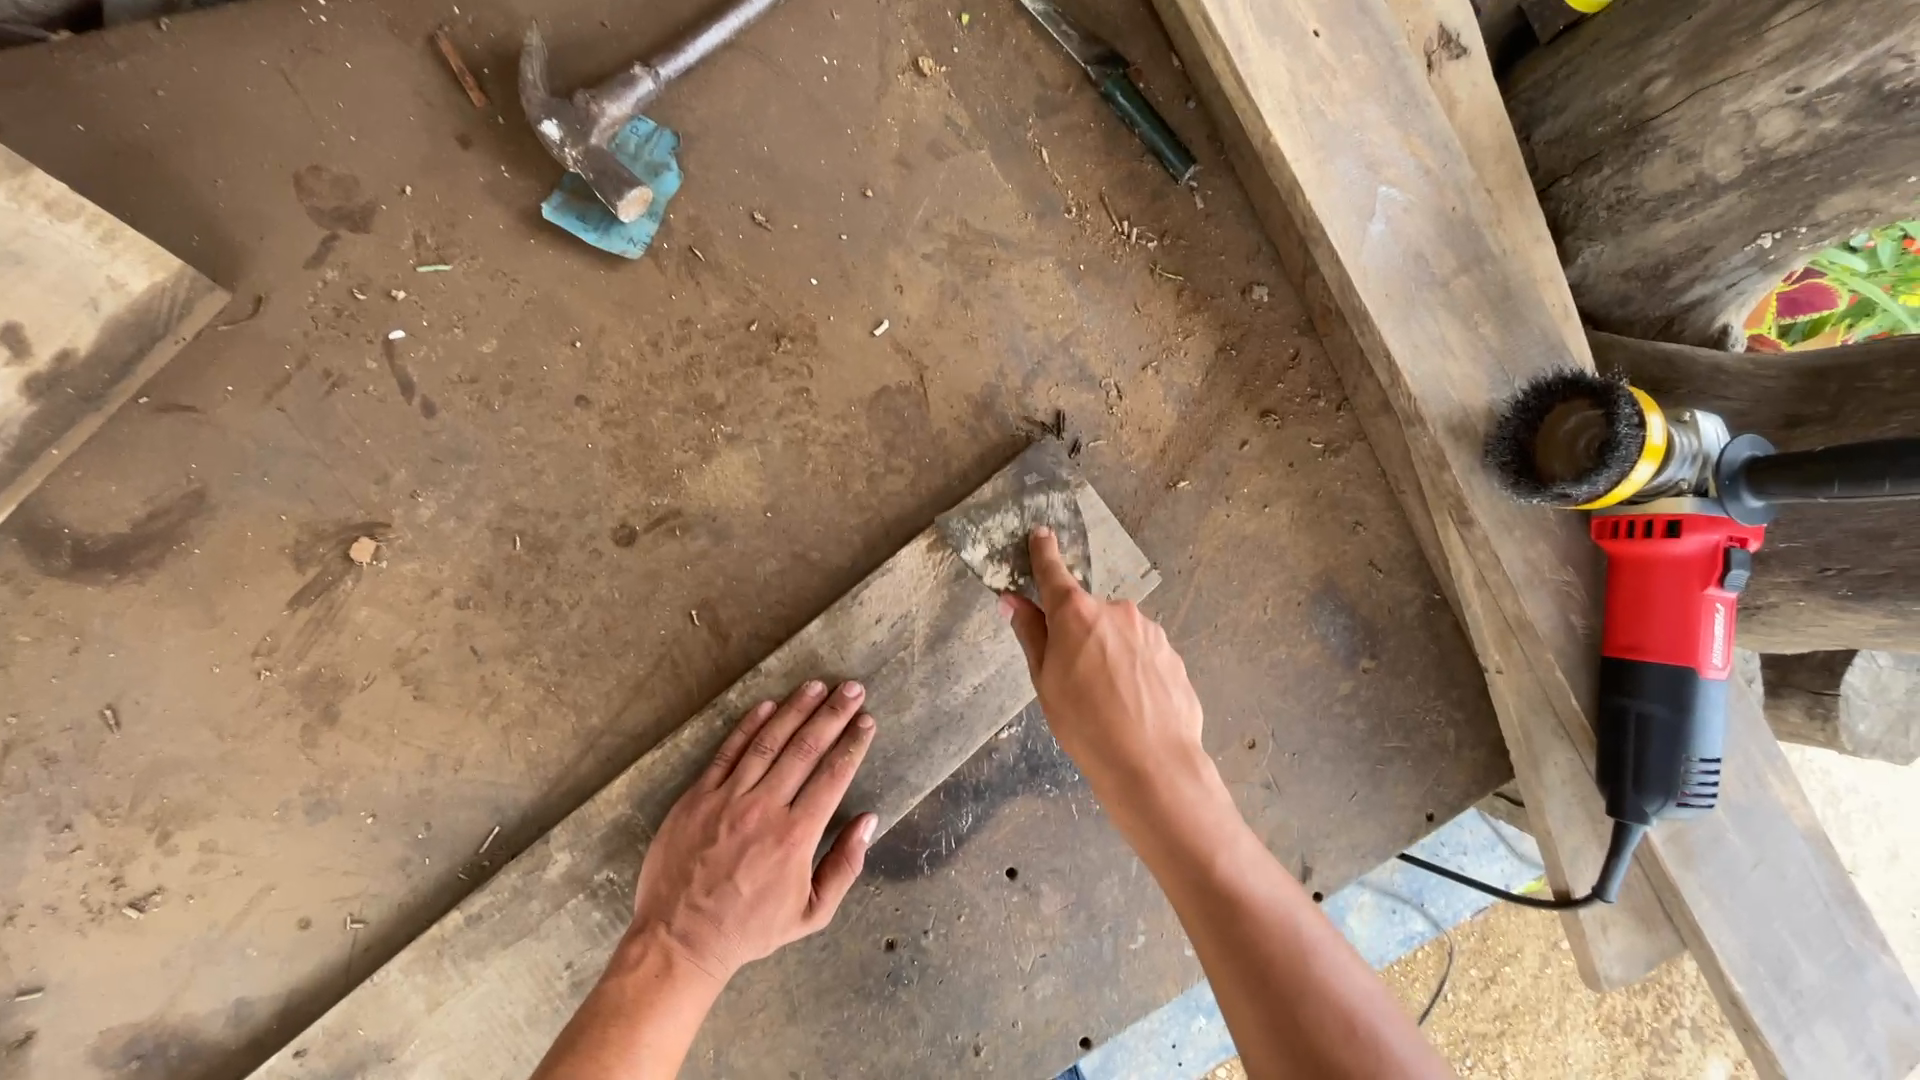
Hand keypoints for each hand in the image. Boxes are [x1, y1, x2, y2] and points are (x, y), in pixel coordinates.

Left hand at [630, 680, 878, 982]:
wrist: (680, 940)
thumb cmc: (750, 929)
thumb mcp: (811, 914)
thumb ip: (845, 866)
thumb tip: (868, 821)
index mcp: (795, 836)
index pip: (833, 775)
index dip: (853, 744)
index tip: (867, 720)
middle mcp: (764, 809)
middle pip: (806, 749)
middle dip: (833, 714)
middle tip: (852, 689)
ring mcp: (727, 799)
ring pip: (768, 742)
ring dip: (795, 710)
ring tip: (816, 686)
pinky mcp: (696, 797)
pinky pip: (727, 753)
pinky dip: (749, 726)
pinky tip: (768, 705)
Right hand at [1001, 527, 1211, 803]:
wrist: (1153, 763)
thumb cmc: (1085, 724)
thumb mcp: (1044, 681)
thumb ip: (1031, 634)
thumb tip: (1013, 600)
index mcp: (1076, 613)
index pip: (1053, 571)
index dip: (1043, 552)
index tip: (1040, 535)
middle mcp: (1116, 610)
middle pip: (1087, 612)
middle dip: (1079, 633)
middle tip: (1073, 676)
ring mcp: (1149, 631)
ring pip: (1117, 634)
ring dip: (1109, 653)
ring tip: (1107, 699)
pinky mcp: (1172, 654)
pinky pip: (1142, 654)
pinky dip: (1133, 670)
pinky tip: (1132, 704)